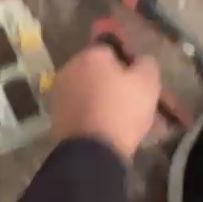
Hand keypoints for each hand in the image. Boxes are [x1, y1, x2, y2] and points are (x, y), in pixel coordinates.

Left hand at [49, 44, 162, 160]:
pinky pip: (82, 111)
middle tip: (136, 104)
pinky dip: (95, 117)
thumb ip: (147, 64)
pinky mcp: (56, 116)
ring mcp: (59, 93)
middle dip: (116, 85)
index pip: (112, 50)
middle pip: (98, 73)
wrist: (91, 151)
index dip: (128, 65)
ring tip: (128, 122)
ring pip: (90, 94)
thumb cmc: (122, 110)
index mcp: (90, 56)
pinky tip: (111, 132)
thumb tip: (141, 60)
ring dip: (106, 103)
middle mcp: (69, 69)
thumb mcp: (147, 83)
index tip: (140, 83)